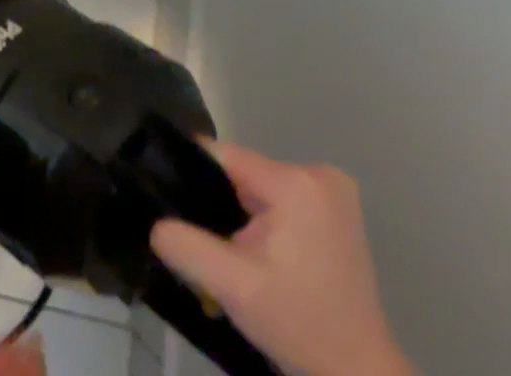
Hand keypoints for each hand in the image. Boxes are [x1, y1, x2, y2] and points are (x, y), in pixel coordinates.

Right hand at [150, 142, 414, 375]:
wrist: (355, 368)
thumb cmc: (296, 320)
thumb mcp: (226, 283)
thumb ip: (178, 241)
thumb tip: (156, 223)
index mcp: (296, 183)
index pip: (214, 155)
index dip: (185, 178)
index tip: (173, 212)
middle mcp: (318, 176)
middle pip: (233, 171)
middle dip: (210, 202)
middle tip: (206, 245)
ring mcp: (329, 193)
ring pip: (248, 186)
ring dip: (230, 214)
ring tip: (227, 253)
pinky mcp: (331, 212)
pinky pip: (269, 199)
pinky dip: (253, 222)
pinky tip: (251, 254)